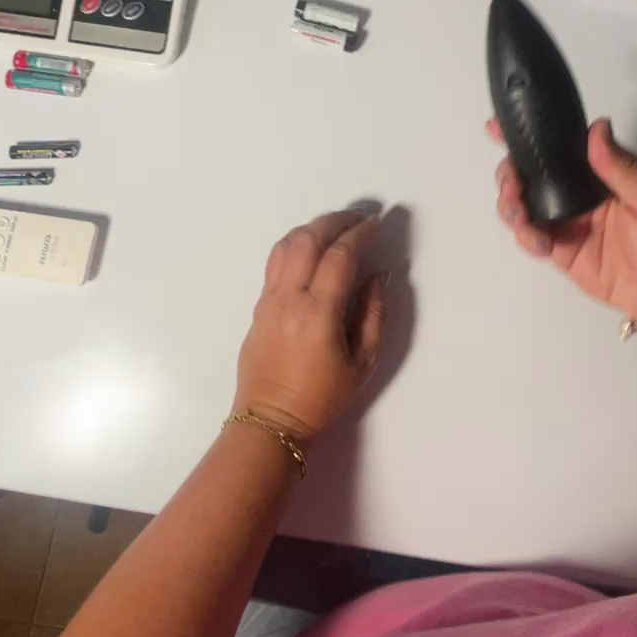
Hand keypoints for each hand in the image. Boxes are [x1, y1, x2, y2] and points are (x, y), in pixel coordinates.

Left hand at [234, 210, 387, 444]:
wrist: (271, 420)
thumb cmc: (322, 397)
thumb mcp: (363, 363)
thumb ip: (373, 314)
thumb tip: (377, 275)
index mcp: (318, 314)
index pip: (339, 256)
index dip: (360, 234)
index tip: (376, 224)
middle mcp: (289, 298)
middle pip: (309, 240)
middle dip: (336, 221)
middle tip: (359, 216)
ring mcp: (269, 298)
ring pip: (287, 244)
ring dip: (313, 226)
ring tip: (336, 225)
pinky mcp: (258, 304)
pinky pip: (275, 260)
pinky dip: (296, 242)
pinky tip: (312, 244)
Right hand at [491, 117, 636, 322]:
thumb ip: (624, 167)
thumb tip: (596, 127)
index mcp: (602, 171)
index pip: (560, 146)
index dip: (529, 135)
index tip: (497, 127)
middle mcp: (579, 193)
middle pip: (531, 173)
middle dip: (510, 172)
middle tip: (511, 180)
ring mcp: (568, 223)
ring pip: (524, 204)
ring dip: (511, 202)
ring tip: (517, 210)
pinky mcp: (563, 253)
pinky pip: (533, 239)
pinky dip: (525, 235)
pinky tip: (534, 238)